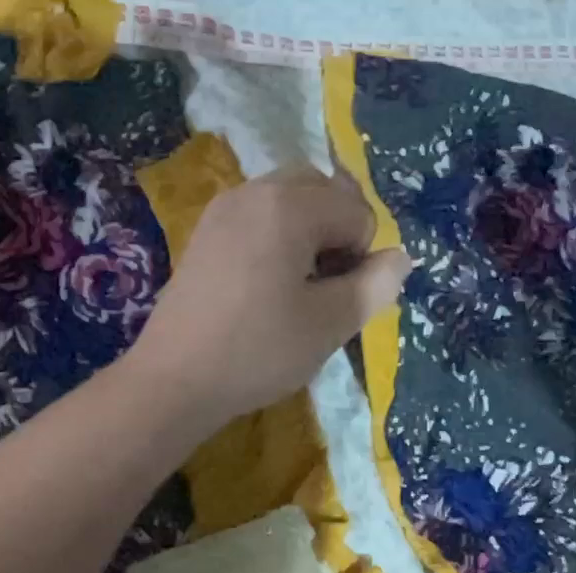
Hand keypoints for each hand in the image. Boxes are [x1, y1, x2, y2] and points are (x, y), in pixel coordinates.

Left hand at [127, 163, 411, 422]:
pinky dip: (275, 241)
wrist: (175, 380)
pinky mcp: (204, 233)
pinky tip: (262, 289)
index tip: (338, 300)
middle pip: (321, 191)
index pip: (357, 212)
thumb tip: (400, 258)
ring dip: (307, 235)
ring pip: (287, 202)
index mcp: (290, 204)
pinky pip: (257, 219)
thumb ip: (374, 286)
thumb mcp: (329, 325)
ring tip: (295, 290)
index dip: (361, 258)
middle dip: (336, 233)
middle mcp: (255, 189)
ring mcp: (223, 209)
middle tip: (322, 289)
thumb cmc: (258, 351)